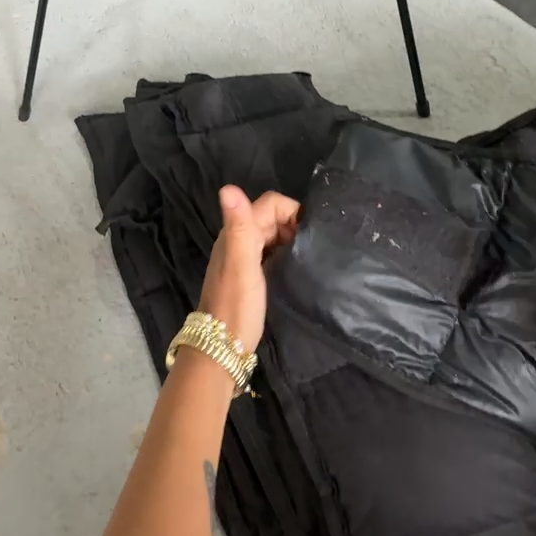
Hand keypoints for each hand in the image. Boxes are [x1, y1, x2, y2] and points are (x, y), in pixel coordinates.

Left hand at [197, 186, 299, 351]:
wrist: (222, 347)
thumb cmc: (236, 306)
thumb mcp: (242, 265)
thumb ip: (239, 227)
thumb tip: (227, 187)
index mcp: (236, 232)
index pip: (269, 203)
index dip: (292, 210)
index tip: (311, 233)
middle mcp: (237, 240)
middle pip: (271, 217)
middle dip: (293, 224)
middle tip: (313, 247)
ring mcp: (243, 258)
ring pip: (271, 235)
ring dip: (290, 239)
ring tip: (309, 257)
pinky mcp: (250, 275)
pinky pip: (270, 252)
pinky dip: (284, 254)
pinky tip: (295, 268)